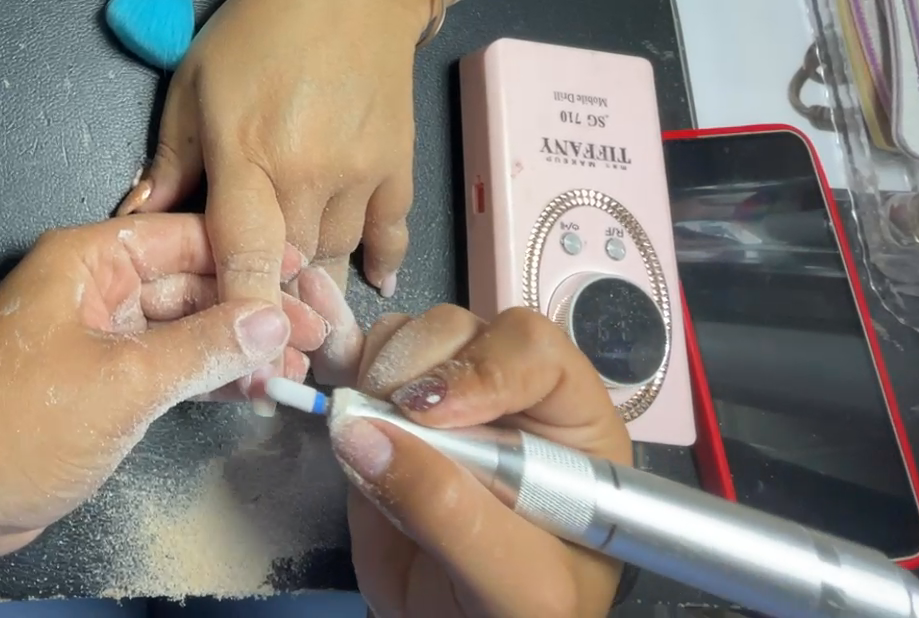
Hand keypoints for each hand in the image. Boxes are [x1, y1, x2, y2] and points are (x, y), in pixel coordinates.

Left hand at [0, 214, 327, 550]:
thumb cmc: (19, 423)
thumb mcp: (122, 380)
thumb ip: (201, 347)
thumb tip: (269, 320)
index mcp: (87, 258)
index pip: (182, 238)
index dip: (247, 256)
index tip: (304, 275)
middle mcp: (95, 283)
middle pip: (187, 282)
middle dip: (249, 309)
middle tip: (315, 333)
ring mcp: (100, 331)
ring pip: (182, 326)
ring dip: (234, 346)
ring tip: (296, 367)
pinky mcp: (103, 375)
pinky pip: (166, 362)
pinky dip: (206, 374)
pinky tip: (252, 388)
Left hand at [119, 0, 456, 362]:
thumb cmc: (257, 32)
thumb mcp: (194, 85)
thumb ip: (171, 160)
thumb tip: (138, 213)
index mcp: (247, 154)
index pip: (241, 252)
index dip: (236, 308)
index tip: (229, 346)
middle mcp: (308, 176)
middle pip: (287, 266)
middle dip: (266, 292)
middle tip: (247, 309)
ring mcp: (361, 176)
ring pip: (332, 257)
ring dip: (308, 274)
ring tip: (291, 288)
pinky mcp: (399, 169)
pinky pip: (388, 237)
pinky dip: (372, 262)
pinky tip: (361, 280)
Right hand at [325, 302, 634, 617]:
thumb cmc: (506, 615)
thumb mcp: (509, 585)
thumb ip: (447, 512)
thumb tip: (359, 432)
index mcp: (570, 432)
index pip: (537, 353)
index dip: (483, 367)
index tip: (430, 416)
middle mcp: (510, 397)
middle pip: (465, 329)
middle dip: (417, 367)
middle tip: (387, 417)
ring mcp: (446, 394)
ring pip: (411, 332)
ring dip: (379, 368)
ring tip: (367, 426)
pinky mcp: (390, 399)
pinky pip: (366, 350)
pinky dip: (348, 367)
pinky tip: (347, 411)